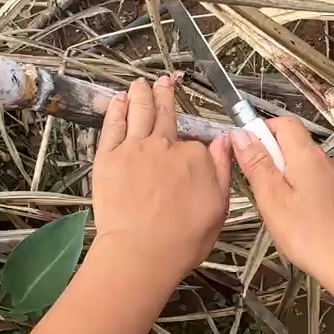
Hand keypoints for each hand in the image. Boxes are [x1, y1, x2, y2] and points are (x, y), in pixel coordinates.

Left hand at [92, 76, 232, 284]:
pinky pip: (112, 126)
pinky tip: (118, 100)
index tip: (188, 148)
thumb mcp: (219, 208)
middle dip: (164, 95)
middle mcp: (165, 145)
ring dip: (141, 94)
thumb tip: (224, 141)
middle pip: (165, 115)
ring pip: (139, 112)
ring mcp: (135, 148)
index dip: (191, 148)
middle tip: (163, 81)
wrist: (142, 252)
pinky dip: (116, 109)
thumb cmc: (183, 239)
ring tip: (140, 83)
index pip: (194, 144)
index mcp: (195, 156)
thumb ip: (222, 170)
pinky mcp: (108, 157)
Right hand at [229, 116, 333, 283]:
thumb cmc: (309, 236)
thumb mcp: (272, 199)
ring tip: (278, 209)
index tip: (246, 152)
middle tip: (259, 189)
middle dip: (271, 159)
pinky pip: (318, 184)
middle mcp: (328, 161)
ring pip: (305, 166)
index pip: (284, 123)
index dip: (261, 131)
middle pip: (294, 145)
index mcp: (308, 156)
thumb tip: (241, 134)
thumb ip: (256, 164)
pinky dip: (302, 192)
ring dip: (286, 178)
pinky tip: (298, 219)